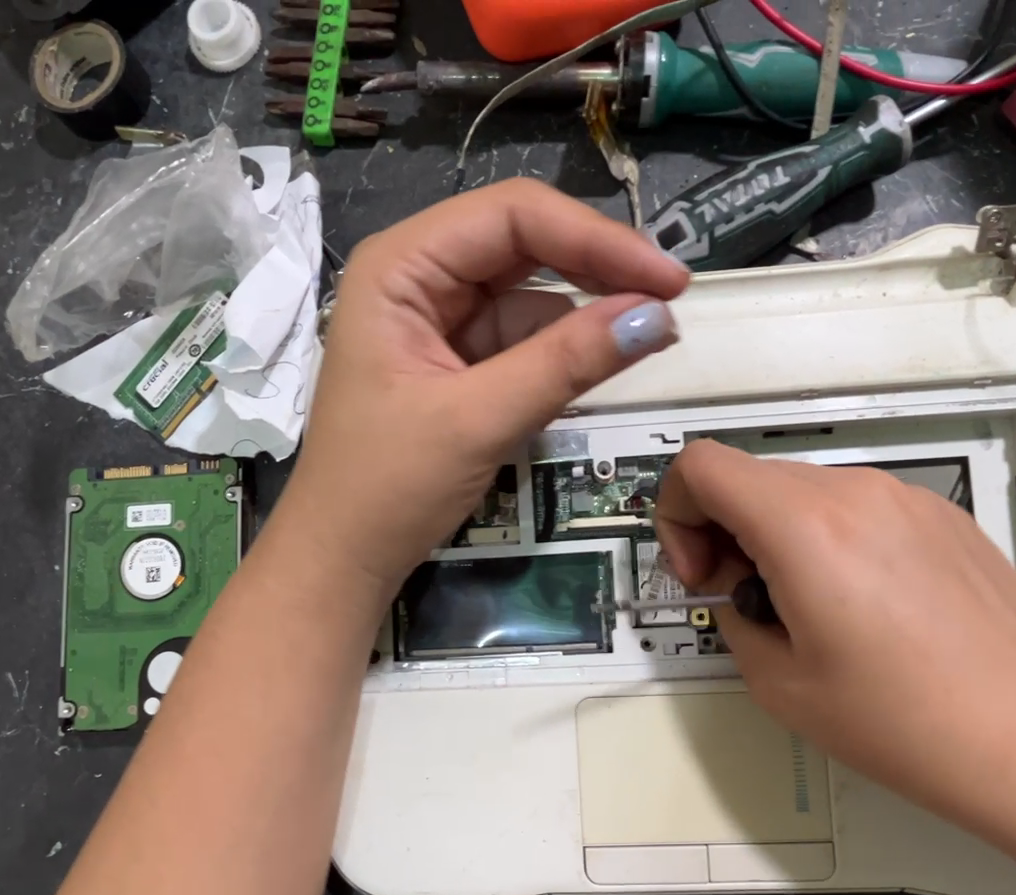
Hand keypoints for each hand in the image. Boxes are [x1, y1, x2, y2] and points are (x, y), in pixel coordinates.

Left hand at [272, 179, 688, 596]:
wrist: (345, 556)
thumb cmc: (386, 486)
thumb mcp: (478, 420)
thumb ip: (566, 363)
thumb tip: (658, 318)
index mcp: (401, 266)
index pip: (512, 217)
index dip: (596, 239)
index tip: (668, 280)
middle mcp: (420, 276)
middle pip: (524, 244)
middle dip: (597, 268)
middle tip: (671, 299)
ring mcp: (440, 319)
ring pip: (531, 292)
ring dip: (586, 311)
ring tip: (648, 334)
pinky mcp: (459, 360)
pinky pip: (524, 338)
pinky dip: (564, 349)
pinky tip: (601, 360)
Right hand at [654, 439, 1015, 786]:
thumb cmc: (900, 722)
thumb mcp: (777, 682)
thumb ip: (732, 614)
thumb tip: (737, 587)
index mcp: (805, 526)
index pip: (700, 466)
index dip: (678, 514)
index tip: (702, 575)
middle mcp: (856, 491)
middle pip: (749, 476)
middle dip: (724, 530)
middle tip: (747, 599)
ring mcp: (907, 497)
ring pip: (803, 489)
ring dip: (777, 534)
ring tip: (811, 609)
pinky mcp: (944, 516)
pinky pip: (858, 505)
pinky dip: (831, 537)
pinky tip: (867, 607)